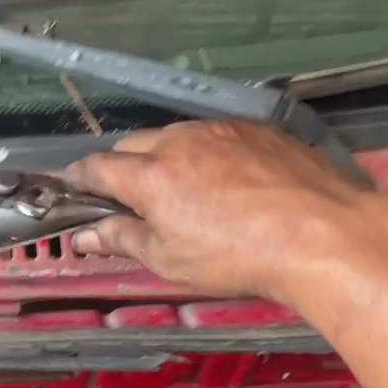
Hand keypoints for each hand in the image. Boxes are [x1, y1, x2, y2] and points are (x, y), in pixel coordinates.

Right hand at [65, 120, 387, 300]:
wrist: (318, 232)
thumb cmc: (232, 256)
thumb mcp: (167, 258)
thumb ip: (121, 239)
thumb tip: (83, 236)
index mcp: (150, 176)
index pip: (98, 167)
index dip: (78, 177)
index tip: (69, 187)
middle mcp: (181, 141)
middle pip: (133, 144)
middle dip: (118, 165)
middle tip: (121, 195)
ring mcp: (221, 130)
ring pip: (174, 134)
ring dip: (159, 155)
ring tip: (169, 186)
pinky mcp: (257, 129)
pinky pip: (212, 135)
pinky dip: (199, 152)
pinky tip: (214, 179)